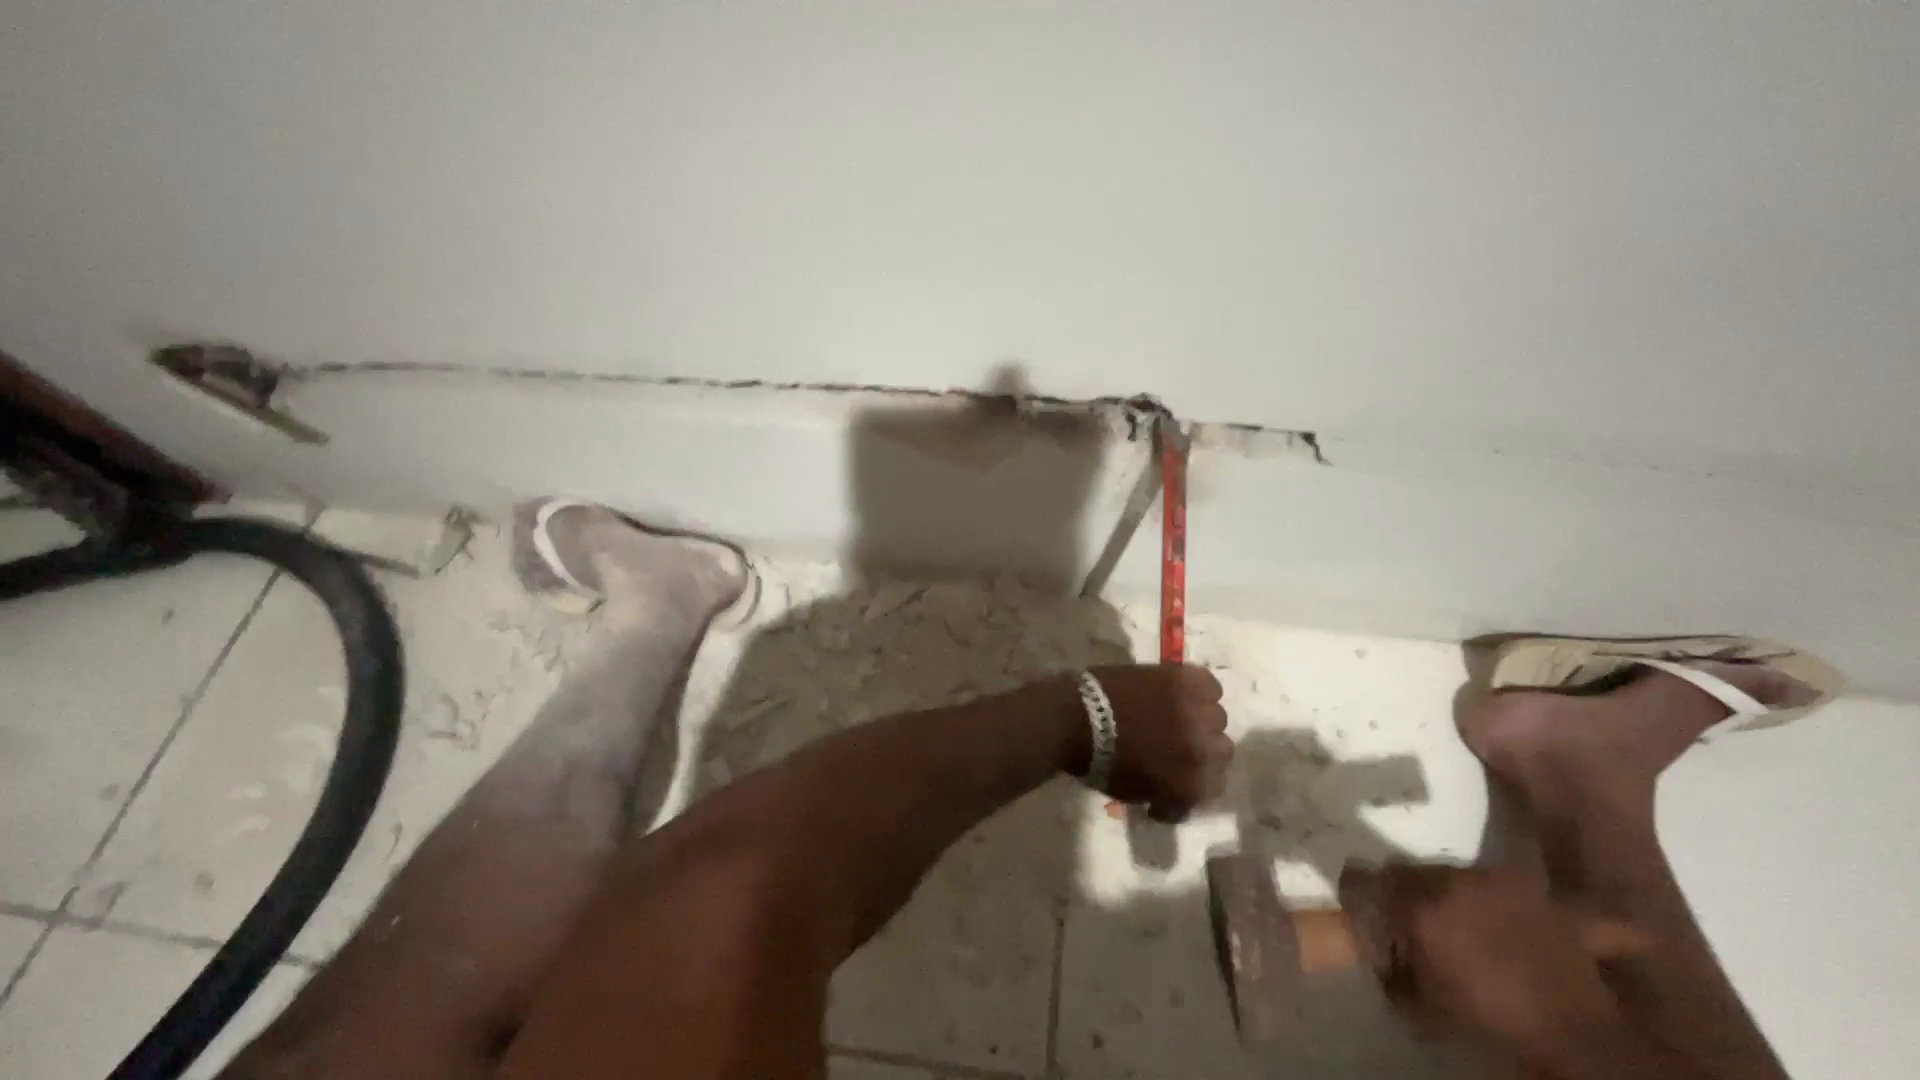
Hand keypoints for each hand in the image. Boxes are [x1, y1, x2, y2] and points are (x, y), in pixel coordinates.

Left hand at [1080, 663, 1231, 821]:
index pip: (1216, 787)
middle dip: (1200, 752)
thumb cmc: (1099, 761)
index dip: (1196, 783)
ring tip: (1178, 717)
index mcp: (1192, 782)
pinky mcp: (1183, 678)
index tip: (1177, 780)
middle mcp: (1203, 747)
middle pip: (1222, 751)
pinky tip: (1182, 695)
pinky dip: (1200, 690)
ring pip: (1217, 717)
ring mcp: (1196, 709)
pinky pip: (1209, 685)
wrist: (1076, 718)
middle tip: (1177, 746)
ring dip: (1200, 720)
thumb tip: (1173, 793)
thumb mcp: (1135, 794)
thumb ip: (1167, 793)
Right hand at [1367, 863, 1622, 1052]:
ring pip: (1454, 873)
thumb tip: (1379, 954)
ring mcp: (1497, 880)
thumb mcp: (1421, 1008)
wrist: (1573, 1037)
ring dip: (1450, 893)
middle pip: (1410, 871)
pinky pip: (1504, 885)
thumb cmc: (1487, 1022)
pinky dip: (1497, 898)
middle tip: (1413, 921)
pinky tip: (1502, 919)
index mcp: (1419, 907)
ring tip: (1461, 924)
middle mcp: (1453, 881)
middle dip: (1406, 893)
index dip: (1354, 889)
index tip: (1356, 903)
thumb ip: (1390, 973)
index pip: (1362, 876)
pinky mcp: (1535, 891)